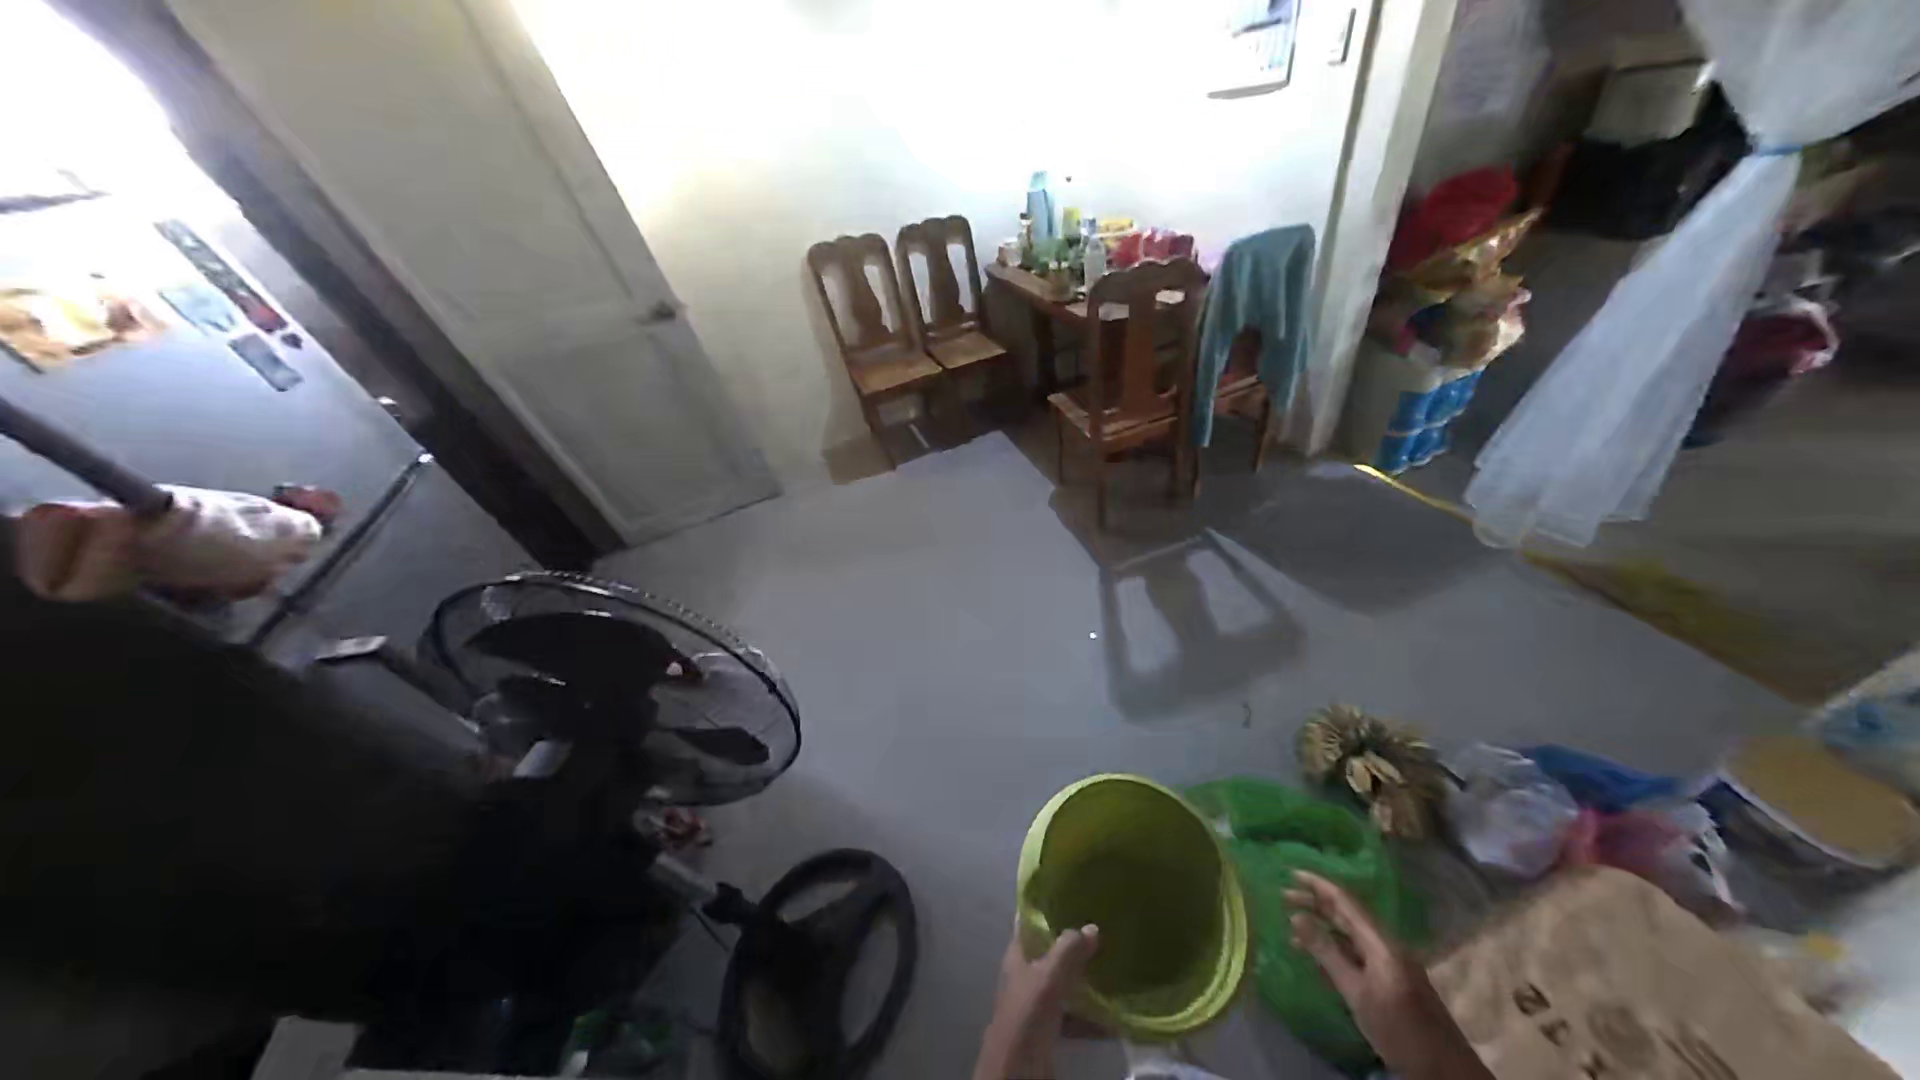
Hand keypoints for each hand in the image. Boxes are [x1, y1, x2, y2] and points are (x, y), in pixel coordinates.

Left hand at [971, 922, 1100, 1079]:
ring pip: (1064, 983)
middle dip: (1072, 943)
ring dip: (1084, 979)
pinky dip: (1092, 1016)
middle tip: (1100, 929)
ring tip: (1113, 967)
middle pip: (1049, 952)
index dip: (1043, 907)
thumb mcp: (1047, 977)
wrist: (1018, 1070)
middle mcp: (1025, 975)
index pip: (1028, 922)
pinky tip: (1115, 1015)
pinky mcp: (1049, 1029)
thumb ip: (1068, 951)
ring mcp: (1037, 1003)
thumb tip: (1092, 927)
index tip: (1068, 893)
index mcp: (1017, 955)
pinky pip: (1074, 1016)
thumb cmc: (1027, 1014)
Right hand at [1285, 871, 1490, 1079]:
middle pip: (1347, 915)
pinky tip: (1316, 954)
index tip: (1292, 873)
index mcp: (1381, 942)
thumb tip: (1296, 916)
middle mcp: (1386, 945)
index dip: (1318, 885)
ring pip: (1350, 935)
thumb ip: (1326, 952)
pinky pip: (1357, 953)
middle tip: (1283, 897)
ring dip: (1323, 927)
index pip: (1346, 902)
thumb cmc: (1398, 1029)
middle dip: (1316, 904)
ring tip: (1293, 926)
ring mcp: (1390, 963)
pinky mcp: (1390, 980)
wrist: (1446, 1071)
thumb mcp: (1356, 992)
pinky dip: (1334, 948)